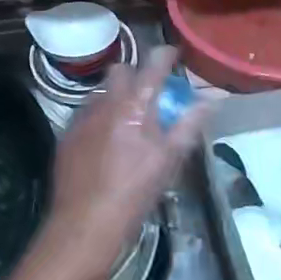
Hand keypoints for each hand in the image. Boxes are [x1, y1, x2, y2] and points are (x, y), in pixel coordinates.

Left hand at [35, 47, 210, 279]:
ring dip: (117, 97)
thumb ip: (189, 123)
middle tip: (151, 94)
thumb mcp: (170, 159)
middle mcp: (104, 103)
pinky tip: (107, 143)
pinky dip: (101, 118)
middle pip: (120, 71)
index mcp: (133, 105)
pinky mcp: (66, 137)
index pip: (152, 65)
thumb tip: (213, 98)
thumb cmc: (135, 192)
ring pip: (101, 93)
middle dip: (136, 75)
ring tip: (129, 121)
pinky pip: (86, 114)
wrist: (84, 225)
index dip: (165, 55)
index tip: (174, 54)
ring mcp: (81, 119)